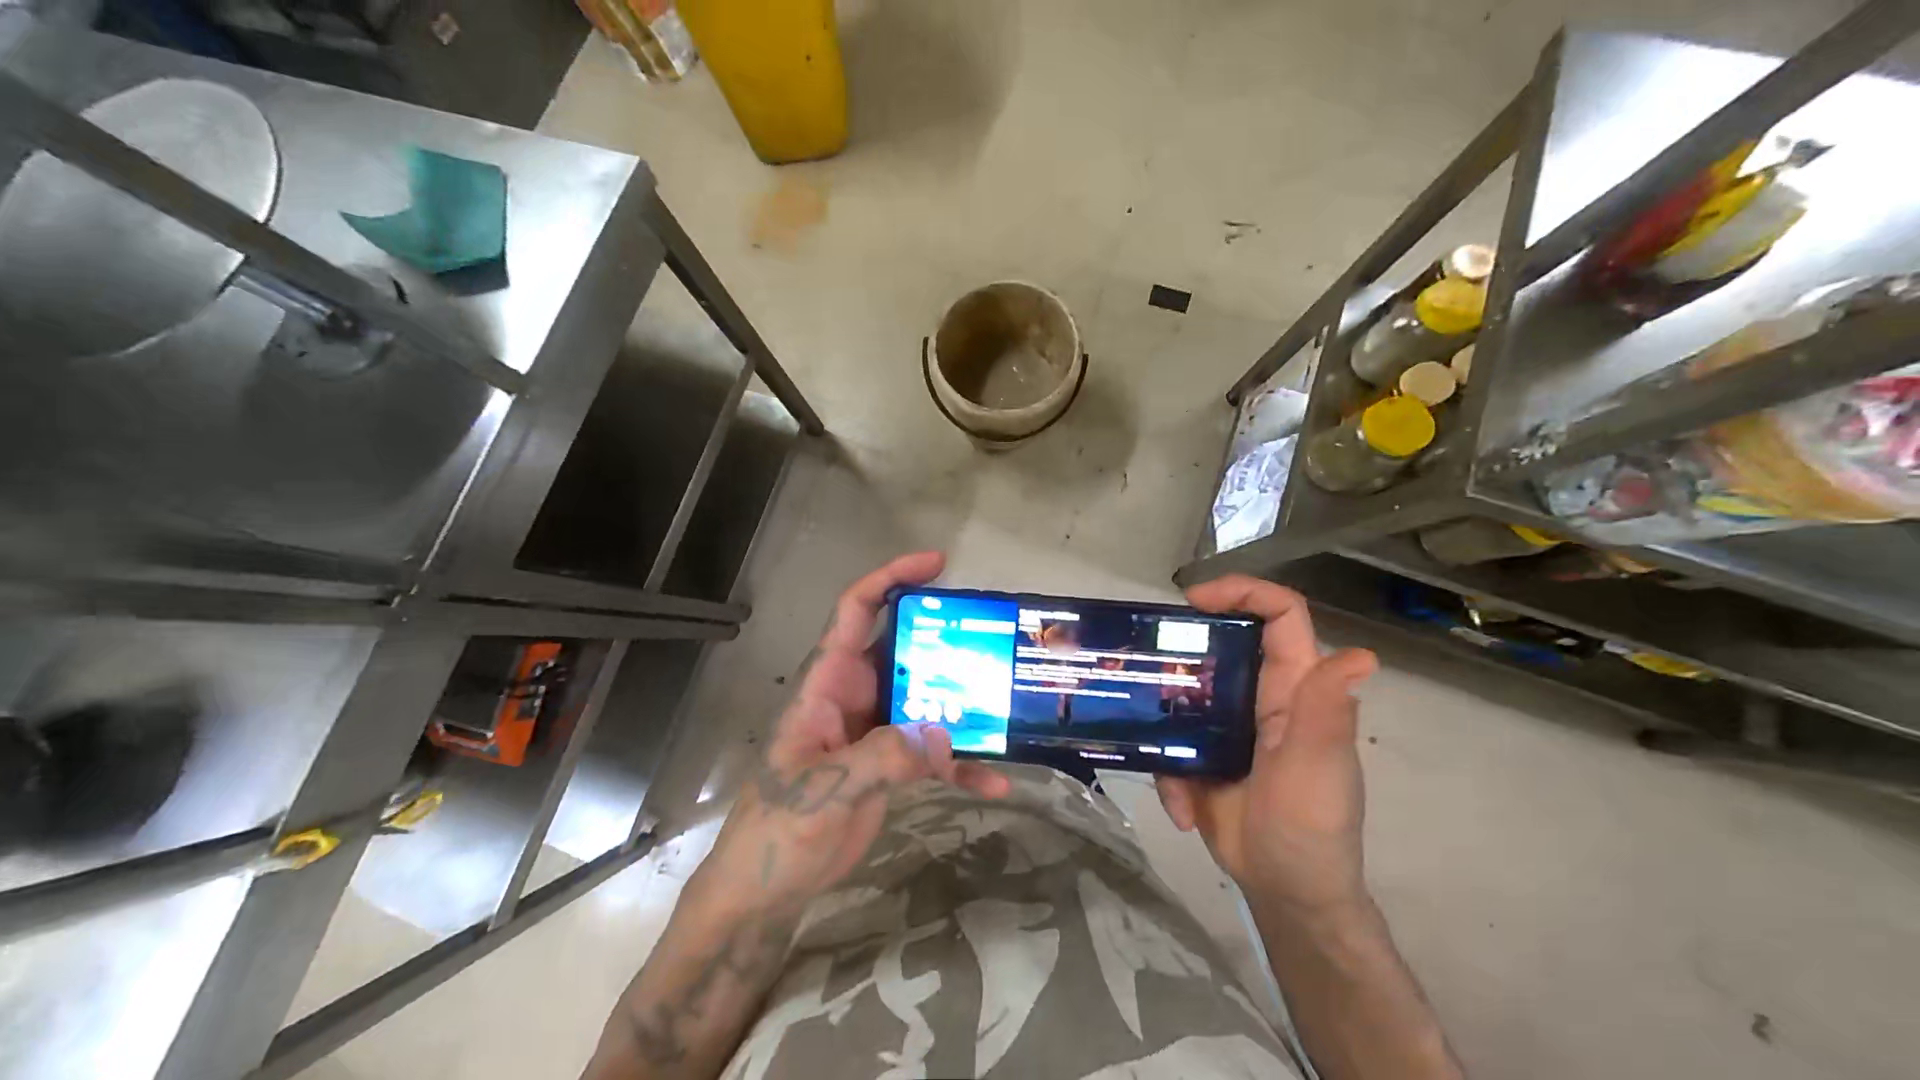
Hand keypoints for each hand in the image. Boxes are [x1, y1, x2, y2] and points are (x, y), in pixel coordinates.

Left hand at [686, 552, 1009, 920]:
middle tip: (993, 635)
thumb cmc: (775, 829)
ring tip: (1008, 702)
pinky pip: (933, 754)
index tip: (937, 563)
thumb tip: (944, 735)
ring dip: (963, 702)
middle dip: (945, 638)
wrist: (765, 891)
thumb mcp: (824, 789)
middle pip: (904, 649)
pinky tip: (996, 782)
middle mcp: (854, 696)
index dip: (891, 578)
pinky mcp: (890, 766)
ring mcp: (875, 731)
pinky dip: (962, 765)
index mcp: (826, 684)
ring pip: (926, 699)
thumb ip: (882, 758)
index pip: (855, 612)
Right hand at [1155, 575, 1377, 916]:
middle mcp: (1260, 695)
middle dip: (1182, 649)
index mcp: (1293, 688)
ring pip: (1183, 693)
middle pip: (1219, 644)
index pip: (1279, 616)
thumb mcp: (1318, 768)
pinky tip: (1181, 809)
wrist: (1287, 894)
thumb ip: (1327, 712)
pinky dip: (1169, 776)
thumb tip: (1364, 655)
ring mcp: (1228, 726)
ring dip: (1163, 720)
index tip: (1192, 601)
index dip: (1243, 591)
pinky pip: (1171, 743)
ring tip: (1153, 747)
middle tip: (1146, 662)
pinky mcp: (1202, 755)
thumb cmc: (1312, 827)